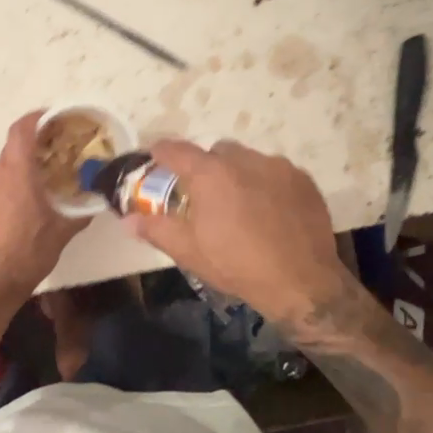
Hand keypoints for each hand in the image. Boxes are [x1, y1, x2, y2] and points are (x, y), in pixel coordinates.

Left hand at [0, 111, 88, 304]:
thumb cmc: (29, 252)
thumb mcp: (63, 231)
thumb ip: (80, 212)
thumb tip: (95, 201)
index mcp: (17, 174)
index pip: (21, 130)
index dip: (37, 117)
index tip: (55, 117)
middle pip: (14, 145)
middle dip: (37, 140)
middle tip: (62, 145)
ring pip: (7, 165)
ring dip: (27, 162)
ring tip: (52, 171)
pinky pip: (2, 183)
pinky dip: (18, 179)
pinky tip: (35, 196)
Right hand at [127, 140, 350, 330]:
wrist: (300, 282)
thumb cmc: (237, 265)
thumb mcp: (189, 252)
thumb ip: (156, 229)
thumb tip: (128, 219)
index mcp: (211, 175)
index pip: (177, 150)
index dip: (161, 152)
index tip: (154, 157)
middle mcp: (245, 161)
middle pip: (216, 151)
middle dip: (206, 167)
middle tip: (202, 195)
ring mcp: (279, 168)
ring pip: (249, 160)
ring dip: (237, 175)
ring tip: (239, 205)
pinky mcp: (304, 181)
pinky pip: (276, 173)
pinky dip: (265, 185)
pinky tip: (267, 212)